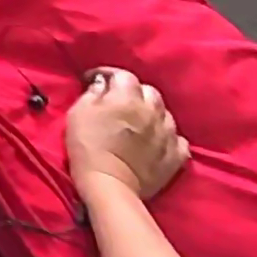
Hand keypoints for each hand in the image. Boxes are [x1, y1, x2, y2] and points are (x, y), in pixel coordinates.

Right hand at [66, 68, 189, 201]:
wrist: (110, 182)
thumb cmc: (87, 143)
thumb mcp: (79, 112)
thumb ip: (93, 93)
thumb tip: (102, 84)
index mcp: (127, 98)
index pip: (123, 75)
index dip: (108, 74)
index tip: (94, 80)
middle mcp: (152, 112)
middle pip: (149, 91)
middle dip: (133, 90)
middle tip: (117, 98)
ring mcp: (169, 134)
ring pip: (165, 112)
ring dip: (151, 111)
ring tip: (137, 119)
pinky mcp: (177, 155)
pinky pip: (177, 137)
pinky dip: (166, 134)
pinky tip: (155, 138)